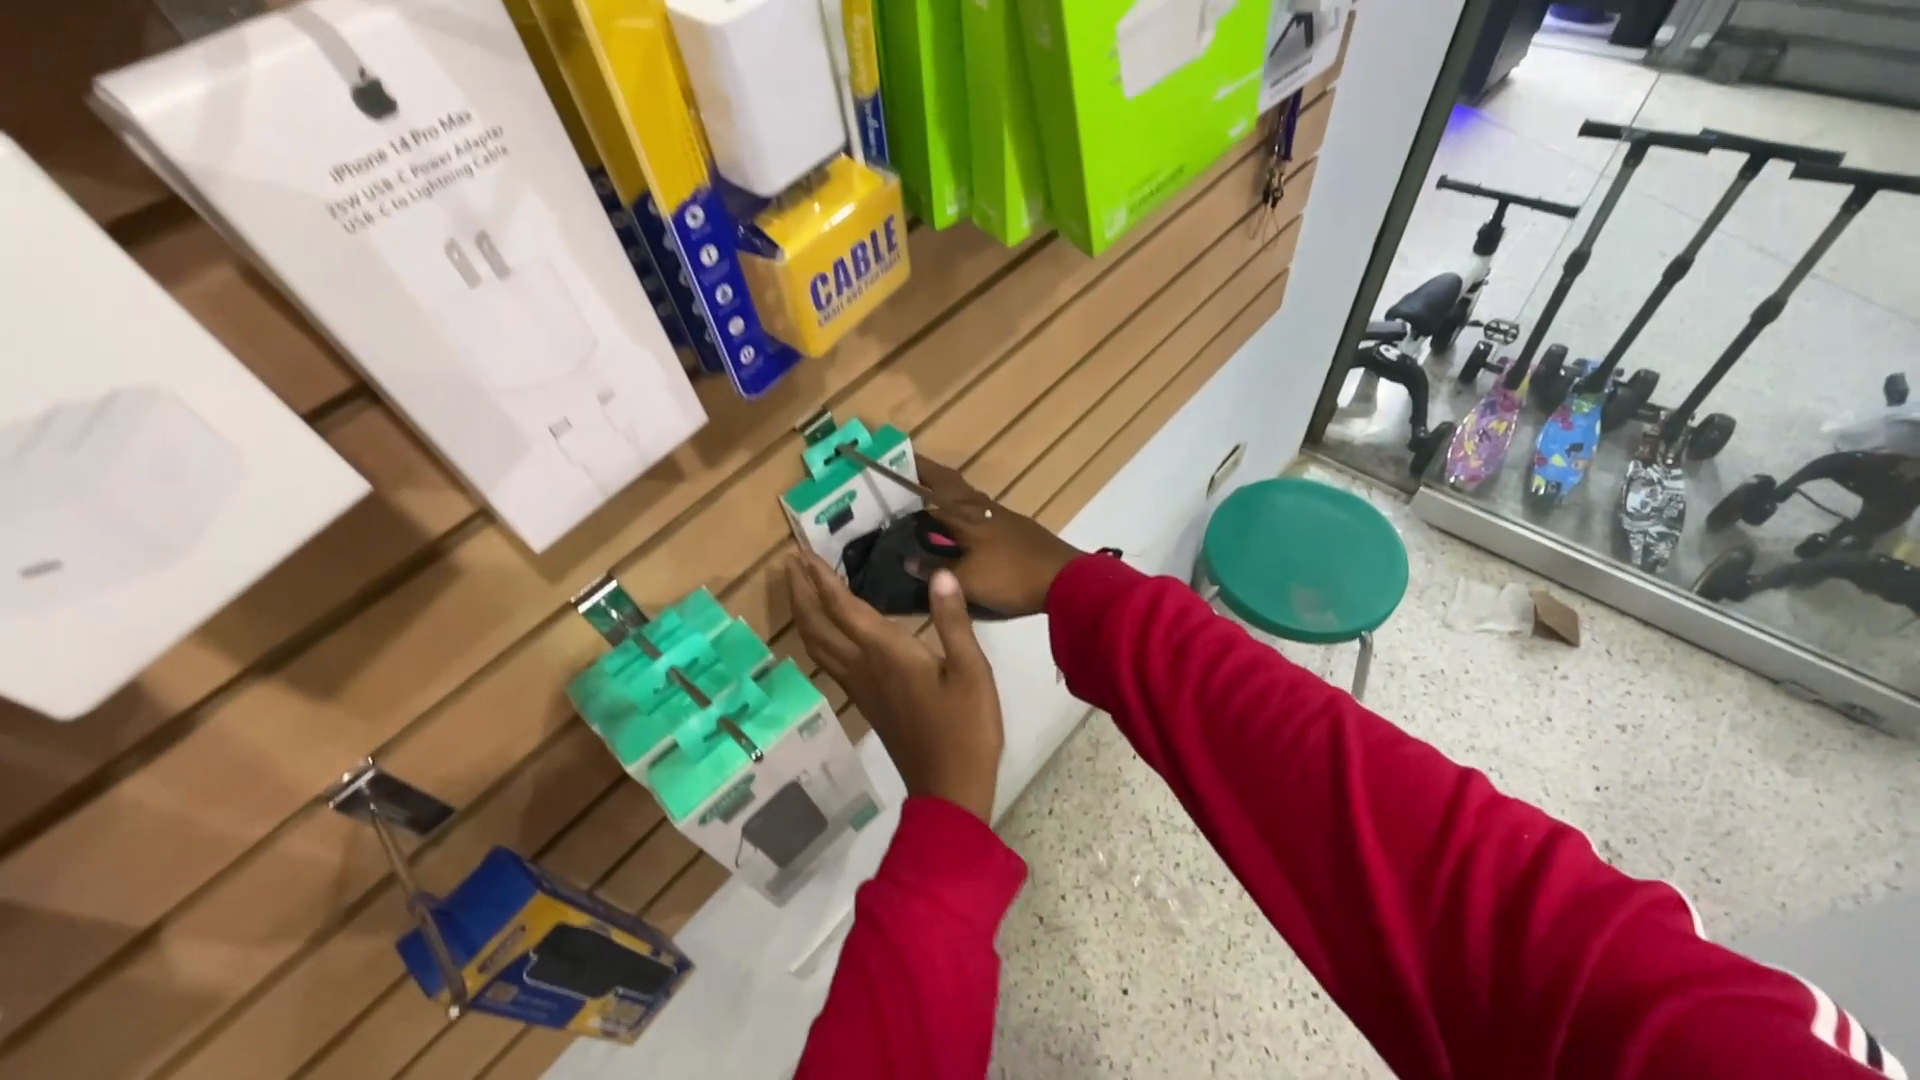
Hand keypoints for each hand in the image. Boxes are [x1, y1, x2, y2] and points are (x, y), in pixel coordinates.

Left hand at [785, 547, 1003, 821]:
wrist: (948, 787)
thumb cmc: (965, 728)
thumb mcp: (970, 670)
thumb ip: (953, 621)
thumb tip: (940, 575)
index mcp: (885, 653)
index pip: (843, 607)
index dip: (821, 578)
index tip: (802, 551)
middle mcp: (863, 667)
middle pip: (818, 625)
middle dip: (801, 591)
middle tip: (789, 561)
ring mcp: (860, 688)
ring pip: (817, 645)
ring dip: (803, 613)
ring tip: (798, 588)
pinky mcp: (866, 702)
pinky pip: (828, 660)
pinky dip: (817, 636)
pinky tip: (825, 633)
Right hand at [915, 456, 1085, 616]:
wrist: (1068, 580)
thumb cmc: (1012, 575)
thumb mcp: (967, 579)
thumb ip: (936, 570)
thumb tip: (908, 560)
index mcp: (968, 512)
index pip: (937, 482)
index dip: (918, 469)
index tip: (897, 456)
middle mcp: (985, 508)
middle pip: (953, 488)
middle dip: (931, 483)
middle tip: (907, 484)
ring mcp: (1004, 519)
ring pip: (968, 504)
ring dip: (948, 504)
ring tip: (926, 513)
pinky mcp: (1017, 534)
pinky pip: (981, 520)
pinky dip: (964, 522)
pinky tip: (959, 536)